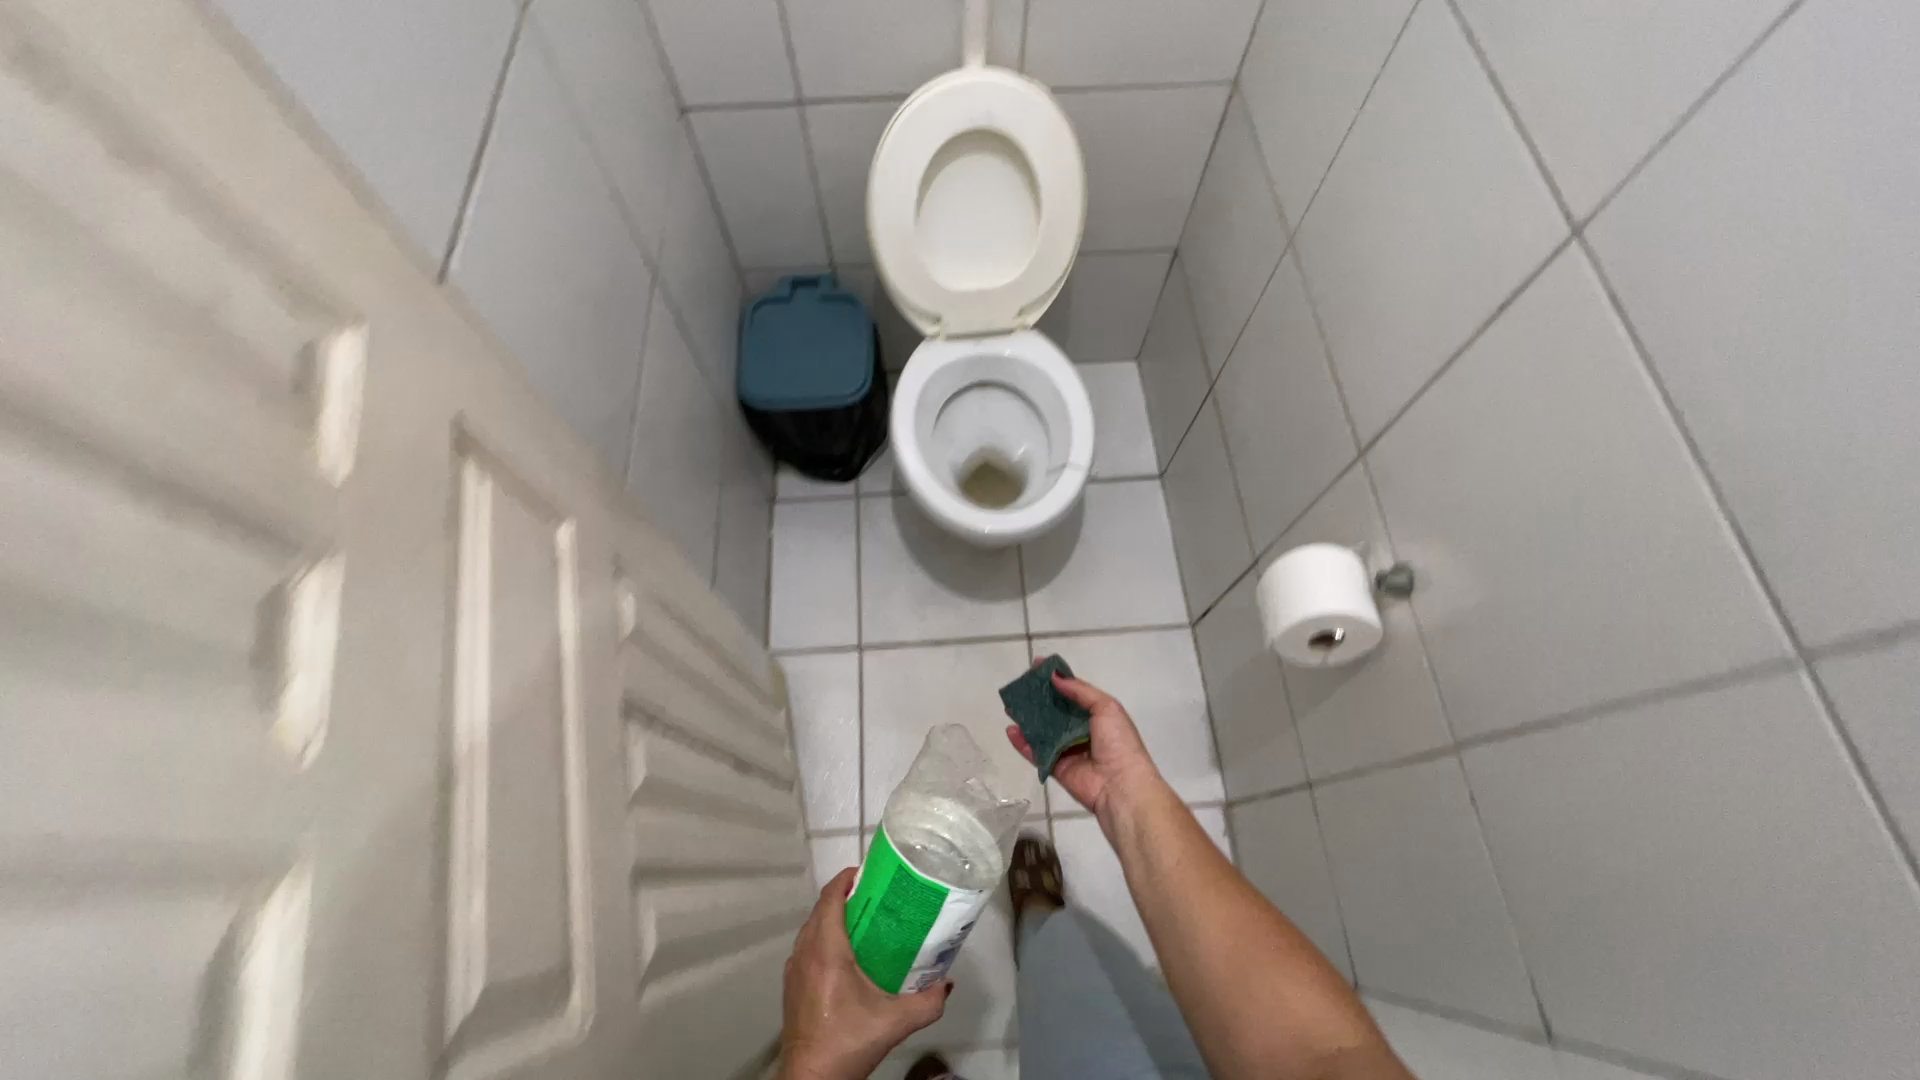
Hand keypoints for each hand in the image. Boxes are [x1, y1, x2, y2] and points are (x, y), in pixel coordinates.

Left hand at [779, 867, 950, 1079]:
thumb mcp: (895, 1023)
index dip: (847, 878)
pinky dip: (823, 937)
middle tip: (876, 895)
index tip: (870, 872)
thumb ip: (928, 1002)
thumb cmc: (848, 1043)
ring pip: (812, 927)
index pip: (831, 897)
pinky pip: (807, 946)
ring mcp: (794, 968)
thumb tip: (947, 982)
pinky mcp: (791, 984)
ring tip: (864, 919)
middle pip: (822, 908)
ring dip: (833, 916)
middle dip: (846, 896)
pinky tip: (846, 953)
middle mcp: (806, 952)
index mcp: (827, 951)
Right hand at [1005, 666, 1161, 821]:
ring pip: (1042, 731)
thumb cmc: (1118, 742)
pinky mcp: (1055, 767)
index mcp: (1097, 715)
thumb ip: (1080, 691)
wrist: (1120, 785)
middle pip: (1054, 711)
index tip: (1037, 666)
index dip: (1056, 680)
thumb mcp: (1106, 707)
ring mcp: (1067, 750)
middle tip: (1019, 686)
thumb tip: (1055, 677)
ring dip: (1027, 719)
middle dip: (1037, 699)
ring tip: (1010, 706)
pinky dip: (1022, 743)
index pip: (1072, 693)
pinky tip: (1011, 730)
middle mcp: (1080, 731)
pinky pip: (1035, 753)